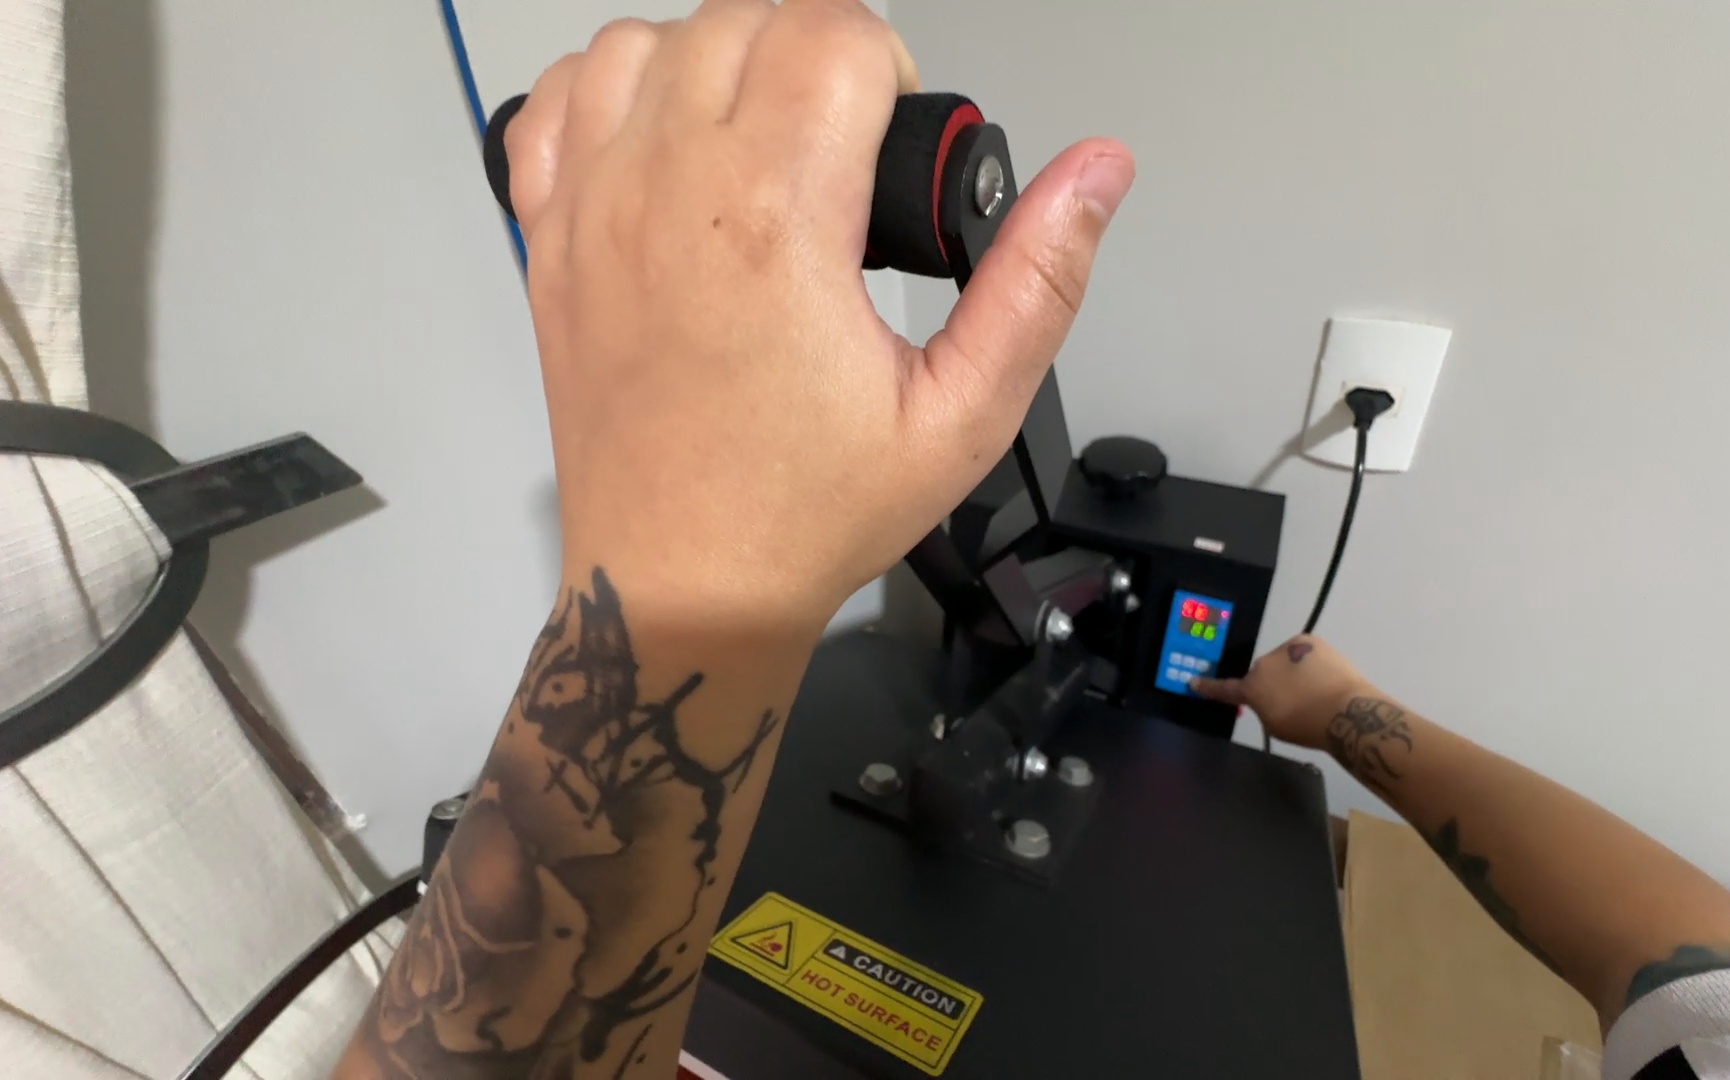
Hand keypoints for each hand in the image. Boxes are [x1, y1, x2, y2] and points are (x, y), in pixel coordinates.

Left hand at [505, 1, 1133, 630]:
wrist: (689, 581)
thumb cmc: (815, 513)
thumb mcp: (963, 418)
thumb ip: (1037, 286)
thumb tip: (1098, 173)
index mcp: (779, 224)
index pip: (836, 36)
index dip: (893, 74)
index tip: (898, 161)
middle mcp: (670, 196)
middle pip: (750, 21)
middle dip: (823, 66)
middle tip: (853, 166)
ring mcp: (594, 214)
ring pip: (657, 42)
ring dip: (731, 70)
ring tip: (776, 161)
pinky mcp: (554, 245)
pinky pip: (568, 101)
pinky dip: (628, 96)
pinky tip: (677, 159)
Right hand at [1192, 635, 1375, 750]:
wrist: (1347, 712)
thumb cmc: (1308, 727)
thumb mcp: (1275, 725)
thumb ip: (1264, 709)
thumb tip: (1269, 699)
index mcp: (1252, 688)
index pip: (1226, 688)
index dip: (1209, 687)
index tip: (1193, 682)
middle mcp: (1263, 664)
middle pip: (1264, 672)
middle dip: (1274, 682)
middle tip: (1293, 699)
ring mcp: (1286, 650)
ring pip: (1285, 660)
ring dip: (1293, 671)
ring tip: (1315, 689)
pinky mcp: (1309, 641)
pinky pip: (1304, 652)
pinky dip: (1310, 662)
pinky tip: (1325, 677)